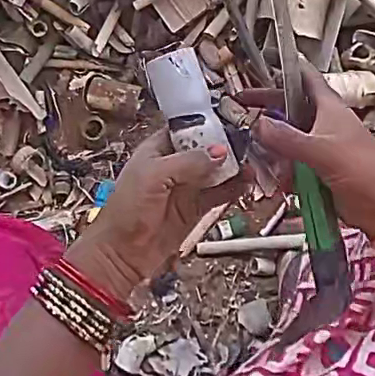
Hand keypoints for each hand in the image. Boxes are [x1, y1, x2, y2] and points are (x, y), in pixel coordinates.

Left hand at [66, 131, 244, 300]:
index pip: (188, 128)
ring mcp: (186, 187)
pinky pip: (220, 193)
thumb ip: (188, 163)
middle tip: (248, 142)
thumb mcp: (154, 177)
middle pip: (207, 148)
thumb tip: (219, 152)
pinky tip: (247, 181)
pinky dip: (234, 187)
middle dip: (227, 145)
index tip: (231, 121)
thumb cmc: (125, 211)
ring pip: (216, 170)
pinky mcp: (195, 208)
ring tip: (253, 161)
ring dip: (234, 166)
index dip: (209, 124)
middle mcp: (175, 165)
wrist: (121, 254)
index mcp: (159, 149)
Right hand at [237, 67, 374, 237]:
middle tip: (242, 107)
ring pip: (286, 137)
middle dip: (266, 109)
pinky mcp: (317, 168)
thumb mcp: (321, 151)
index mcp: (329, 107)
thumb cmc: (365, 171)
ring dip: (270, 144)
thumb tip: (259, 124)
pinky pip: (291, 162)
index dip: (284, 69)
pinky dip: (279, 167)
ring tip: (253, 147)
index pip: (305, 78)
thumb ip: (287, 138)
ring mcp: (319, 146)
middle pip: (288, 108)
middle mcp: (323, 123)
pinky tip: (271, 175)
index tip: (261, 66)